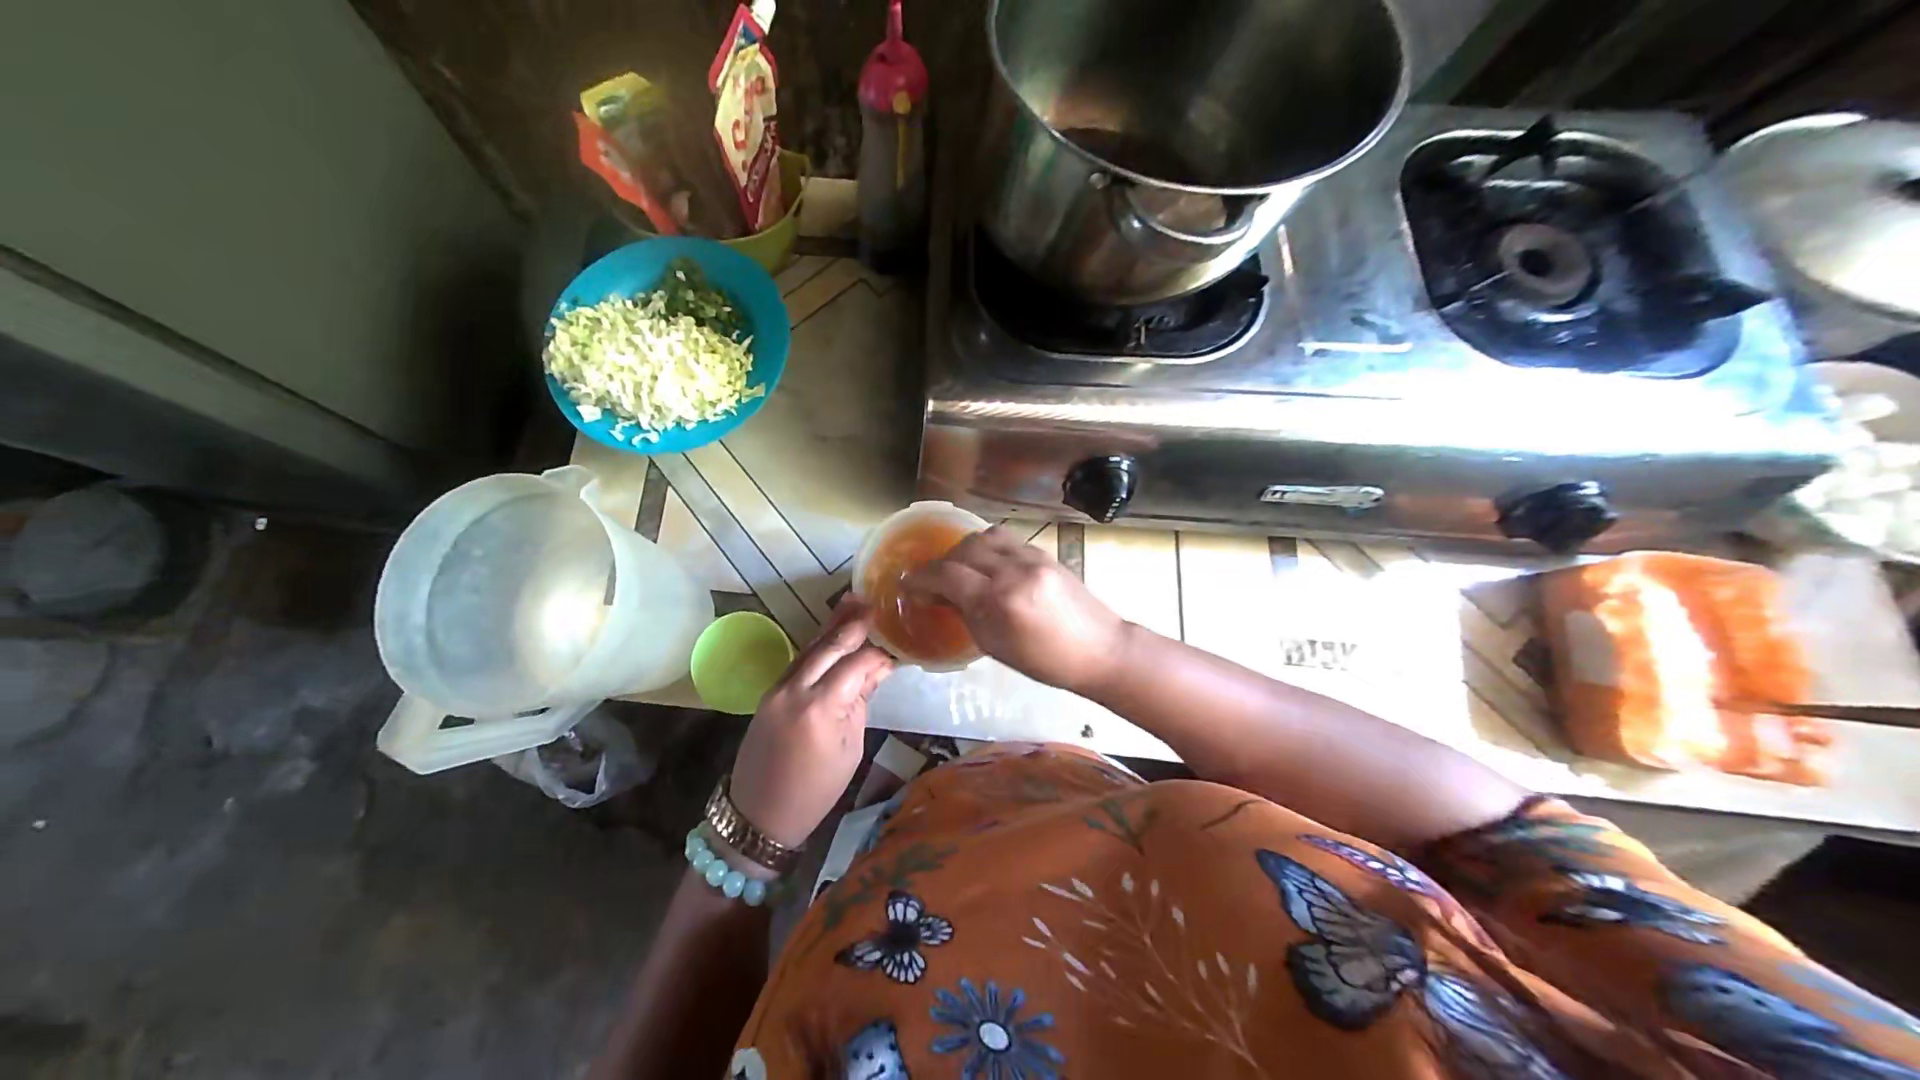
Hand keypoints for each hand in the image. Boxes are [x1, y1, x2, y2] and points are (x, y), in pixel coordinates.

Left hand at [728, 599, 894, 849]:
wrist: (758, 814)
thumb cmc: (815, 791)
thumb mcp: (850, 749)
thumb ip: (861, 703)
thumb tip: (877, 669)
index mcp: (820, 707)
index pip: (855, 664)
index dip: (877, 653)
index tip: (896, 646)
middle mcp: (795, 689)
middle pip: (828, 646)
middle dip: (851, 623)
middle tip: (872, 602)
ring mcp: (777, 689)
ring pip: (809, 648)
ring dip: (831, 627)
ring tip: (851, 605)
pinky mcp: (769, 694)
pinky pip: (798, 662)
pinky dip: (816, 647)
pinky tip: (830, 637)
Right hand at [903, 526, 1130, 693]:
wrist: (1099, 649)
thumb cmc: (1045, 661)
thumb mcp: (995, 645)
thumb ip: (965, 613)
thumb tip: (938, 595)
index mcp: (1000, 601)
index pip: (947, 575)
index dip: (921, 578)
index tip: (908, 585)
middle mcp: (1014, 571)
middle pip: (963, 550)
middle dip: (941, 563)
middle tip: (933, 581)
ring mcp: (1032, 558)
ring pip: (984, 537)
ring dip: (964, 550)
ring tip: (960, 569)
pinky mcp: (1044, 552)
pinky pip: (1005, 539)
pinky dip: (987, 548)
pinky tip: (985, 564)